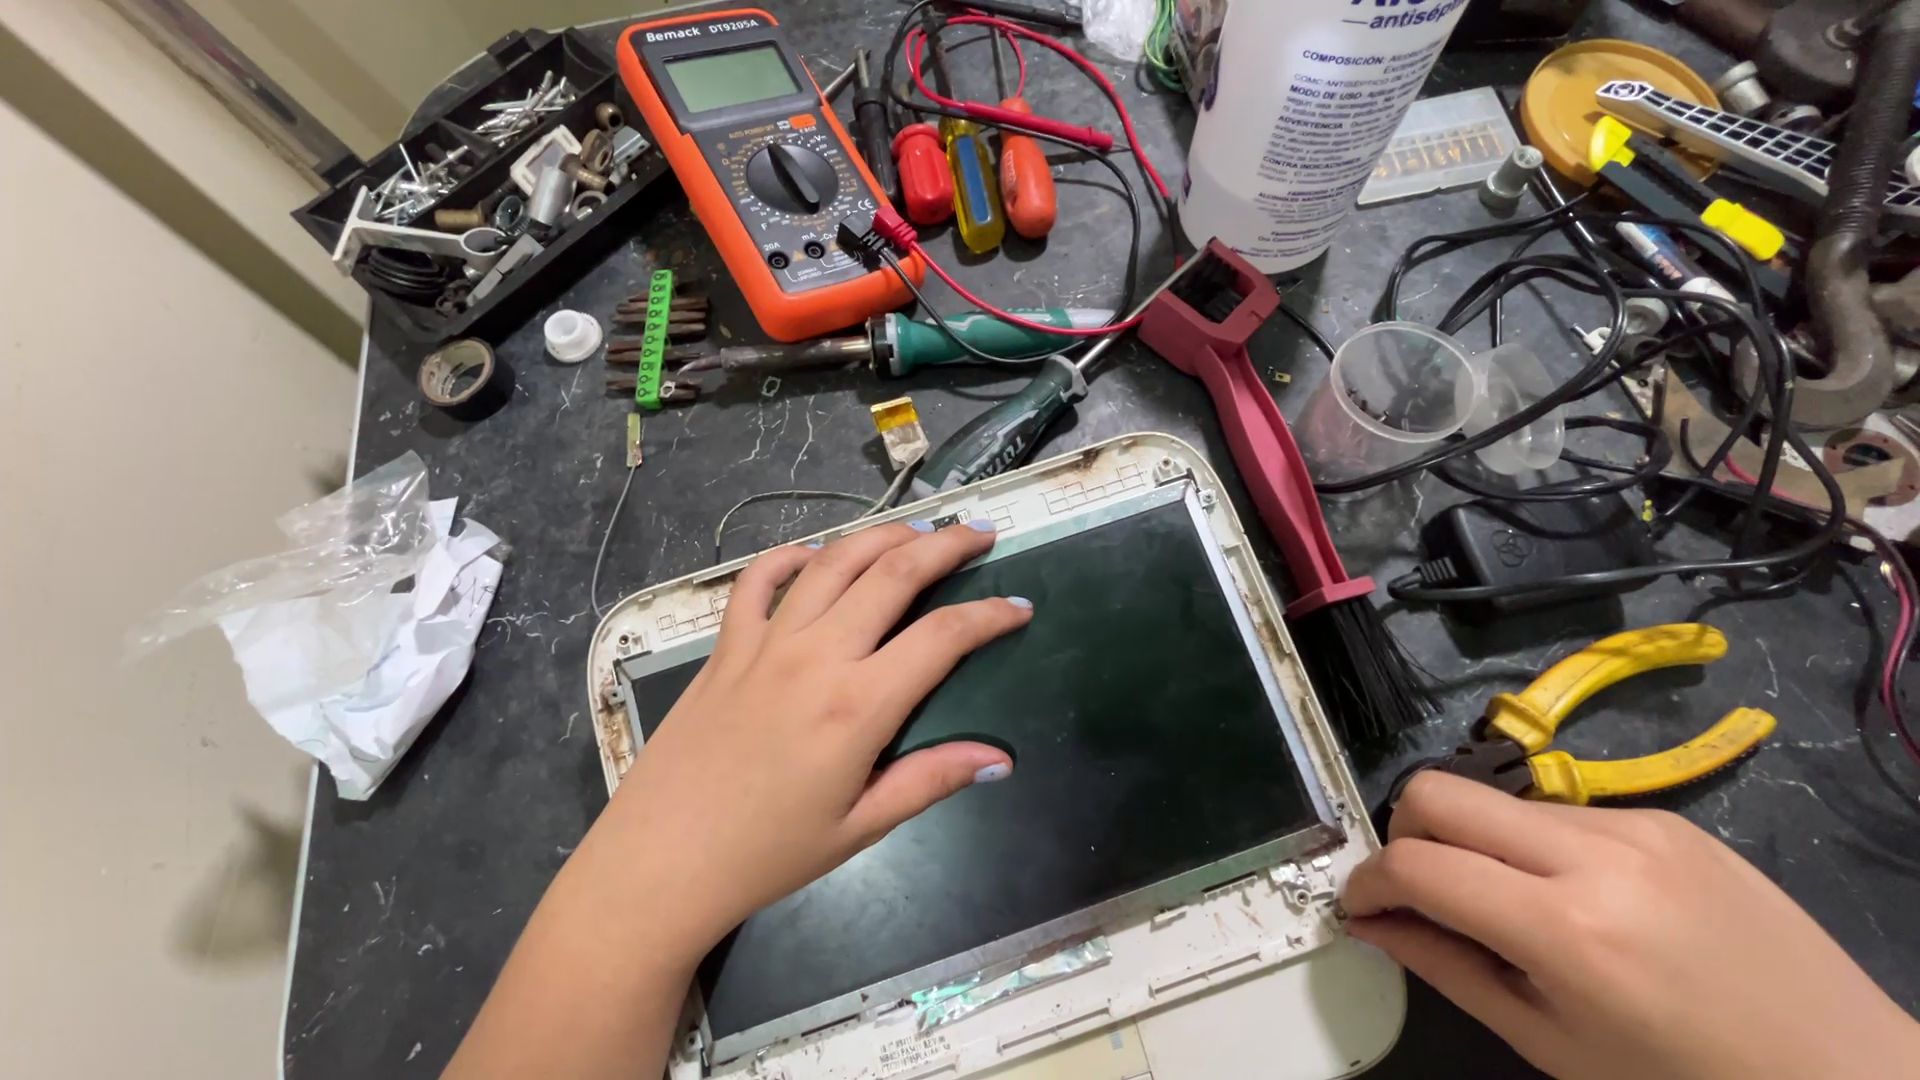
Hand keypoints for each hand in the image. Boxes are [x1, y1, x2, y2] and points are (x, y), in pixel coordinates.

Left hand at [596, 519, 1031, 953]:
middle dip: (945, 545)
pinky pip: (758, 581)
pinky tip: (814, 553)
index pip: (943, 637)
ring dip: (882, 536)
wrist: (659, 861)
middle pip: (893, 574)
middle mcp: (816, 655)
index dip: (990, 615)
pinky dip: (790, 556)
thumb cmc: (768, 853)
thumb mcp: (860, 827)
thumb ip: (931, 780)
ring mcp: (766, 642)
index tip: (1019, 606)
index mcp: (858, 705)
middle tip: (978, 533)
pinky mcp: (726, 645)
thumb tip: (1001, 759)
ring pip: (833, 562)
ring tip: (918, 528)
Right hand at [1343, 771, 1919, 1079]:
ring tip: (1502, 898)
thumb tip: (1368, 923)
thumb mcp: (1551, 1044)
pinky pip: (1556, 810)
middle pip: (1435, 791)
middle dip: (1402, 834)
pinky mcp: (1665, 816)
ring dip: (1468, 838)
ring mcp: (1635, 824)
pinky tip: (1572, 895)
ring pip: (1491, 797)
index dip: (1367, 881)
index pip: (1416, 865)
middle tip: (1418, 888)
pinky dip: (1529, 843)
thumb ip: (1445, 967)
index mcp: (1568, 929)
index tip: (1360, 906)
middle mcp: (1595, 854)